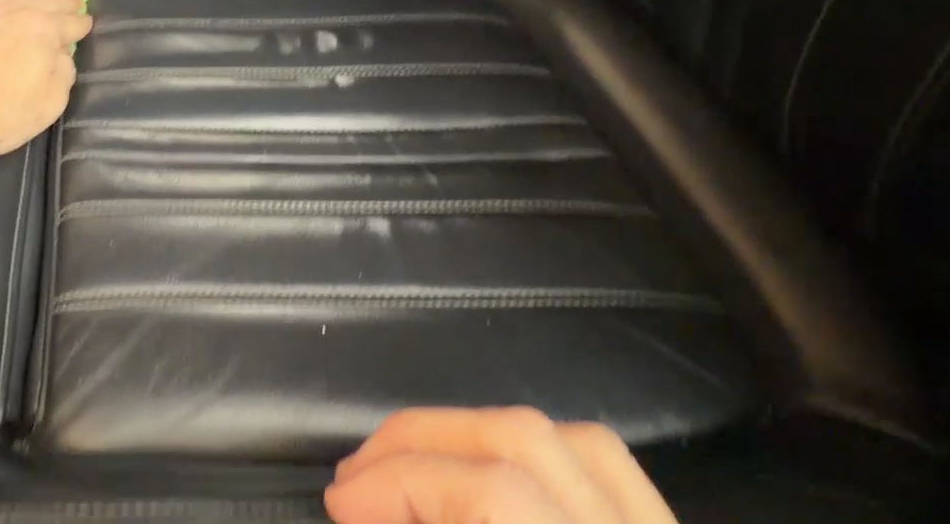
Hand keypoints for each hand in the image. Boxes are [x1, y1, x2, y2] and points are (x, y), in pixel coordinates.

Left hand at [0, 0, 92, 170]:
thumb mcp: (49, 103)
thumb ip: (62, 73)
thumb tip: (60, 55)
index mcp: (44, 29)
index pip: (72, 22)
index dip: (81, 24)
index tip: (85, 25)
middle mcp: (14, 11)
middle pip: (46, 0)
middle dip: (63, 1)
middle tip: (73, 0)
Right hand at [327, 408, 677, 523]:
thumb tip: (364, 513)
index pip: (488, 495)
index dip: (394, 485)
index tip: (339, 504)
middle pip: (523, 444)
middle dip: (415, 444)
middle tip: (356, 478)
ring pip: (572, 440)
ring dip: (468, 435)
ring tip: (408, 466)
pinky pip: (611, 467)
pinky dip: (539, 448)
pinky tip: (493, 465)